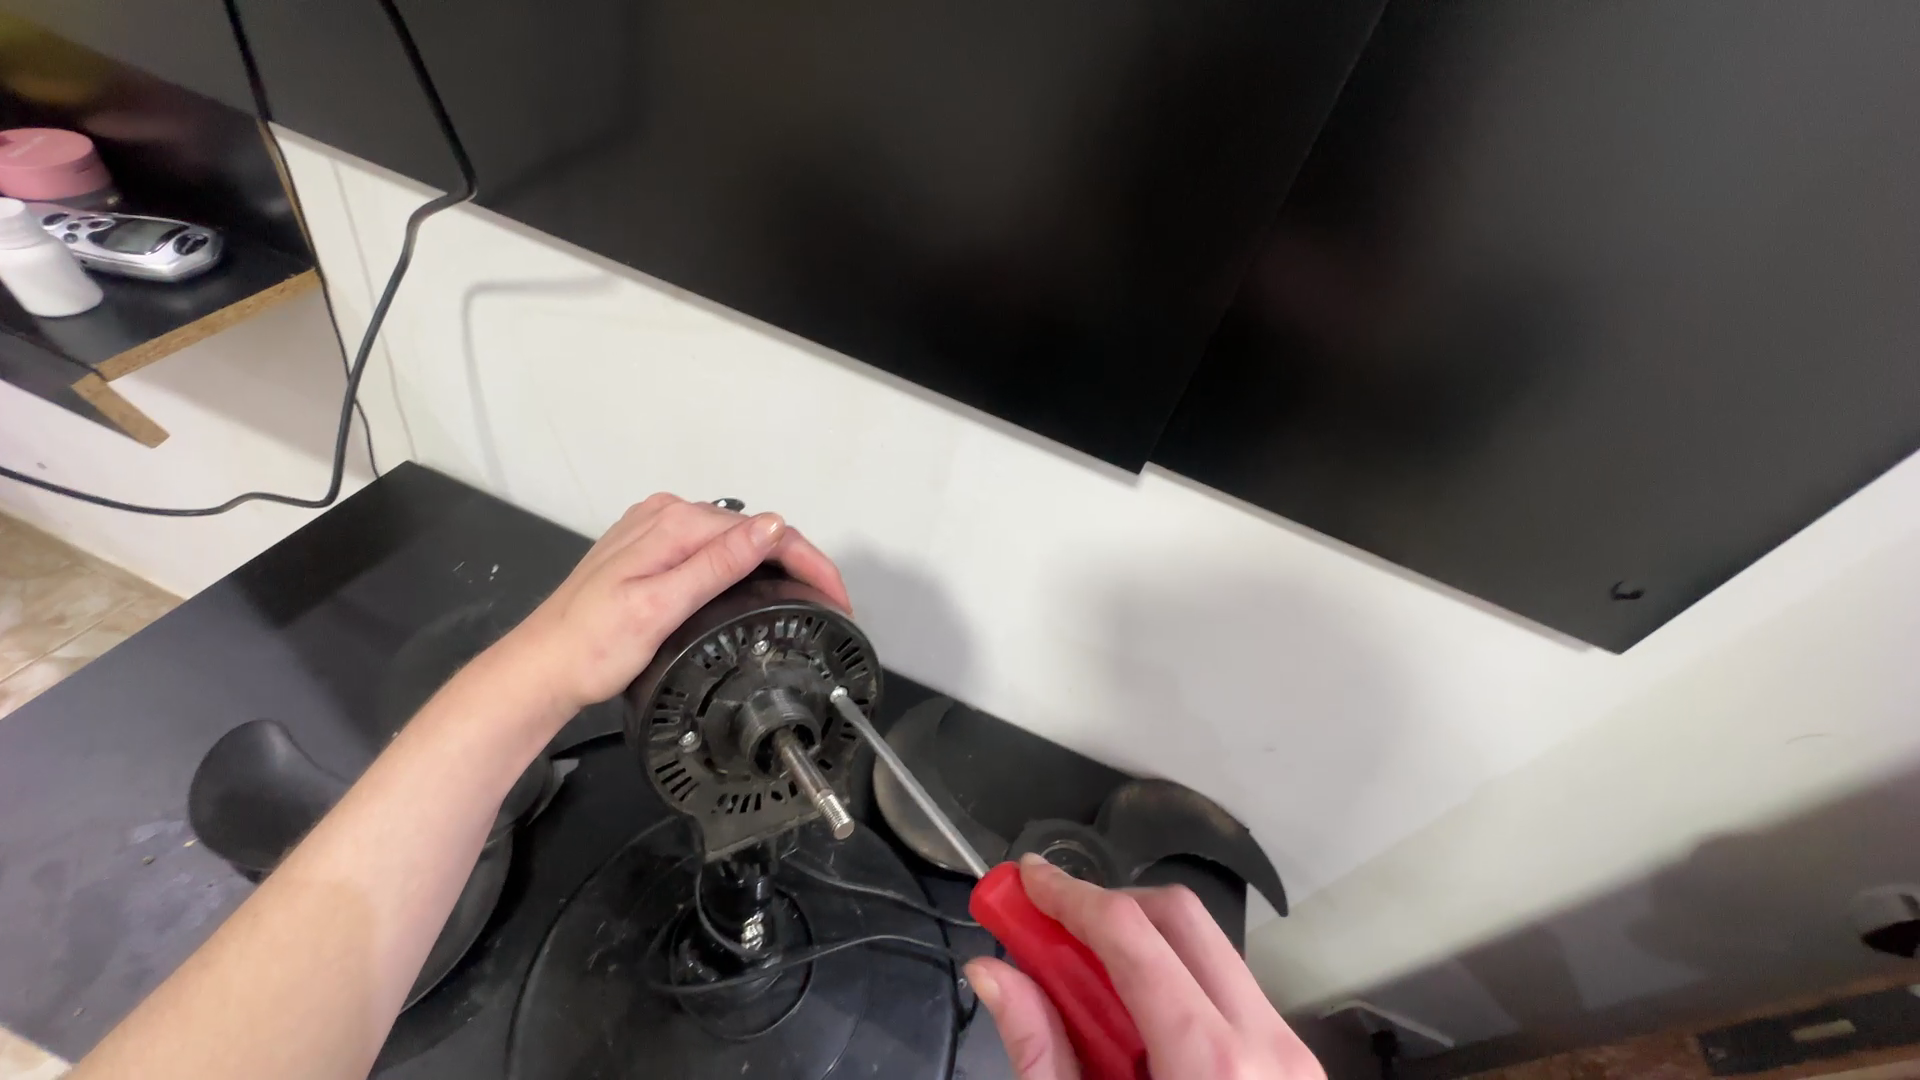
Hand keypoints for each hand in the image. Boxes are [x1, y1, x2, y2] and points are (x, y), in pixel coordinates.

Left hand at [492, 494, 850, 718]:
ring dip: (775, 560)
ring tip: (804, 595)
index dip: (809, 561)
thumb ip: (717, 563)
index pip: (764, 531)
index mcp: (673, 525)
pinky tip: (756, 583)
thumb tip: (772, 526)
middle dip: (798, 560)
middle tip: (828, 602)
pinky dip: (744, 562)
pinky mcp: (651, 546)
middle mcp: (667, 515)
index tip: (837, 597)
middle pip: (753, 529)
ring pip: (736, 536)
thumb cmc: (593, 649)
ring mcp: (657, 528)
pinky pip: (713, 544)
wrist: (541, 669)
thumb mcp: (660, 607)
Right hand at [966, 855, 1324, 1079]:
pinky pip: (1227, 990)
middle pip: (1178, 916)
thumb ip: (1040, 1052)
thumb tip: (991, 972)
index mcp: (1213, 1065)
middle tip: (1050, 924)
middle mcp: (1268, 1043)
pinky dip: (1173, 982)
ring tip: (1087, 984)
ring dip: (1140, 943)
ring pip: (1207, 949)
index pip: (1131, 934)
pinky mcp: (1299, 1071)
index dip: (1069, 895)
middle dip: (1107, 904)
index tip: (1025, 878)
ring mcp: (1294, 1056)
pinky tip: (1137, 1031)